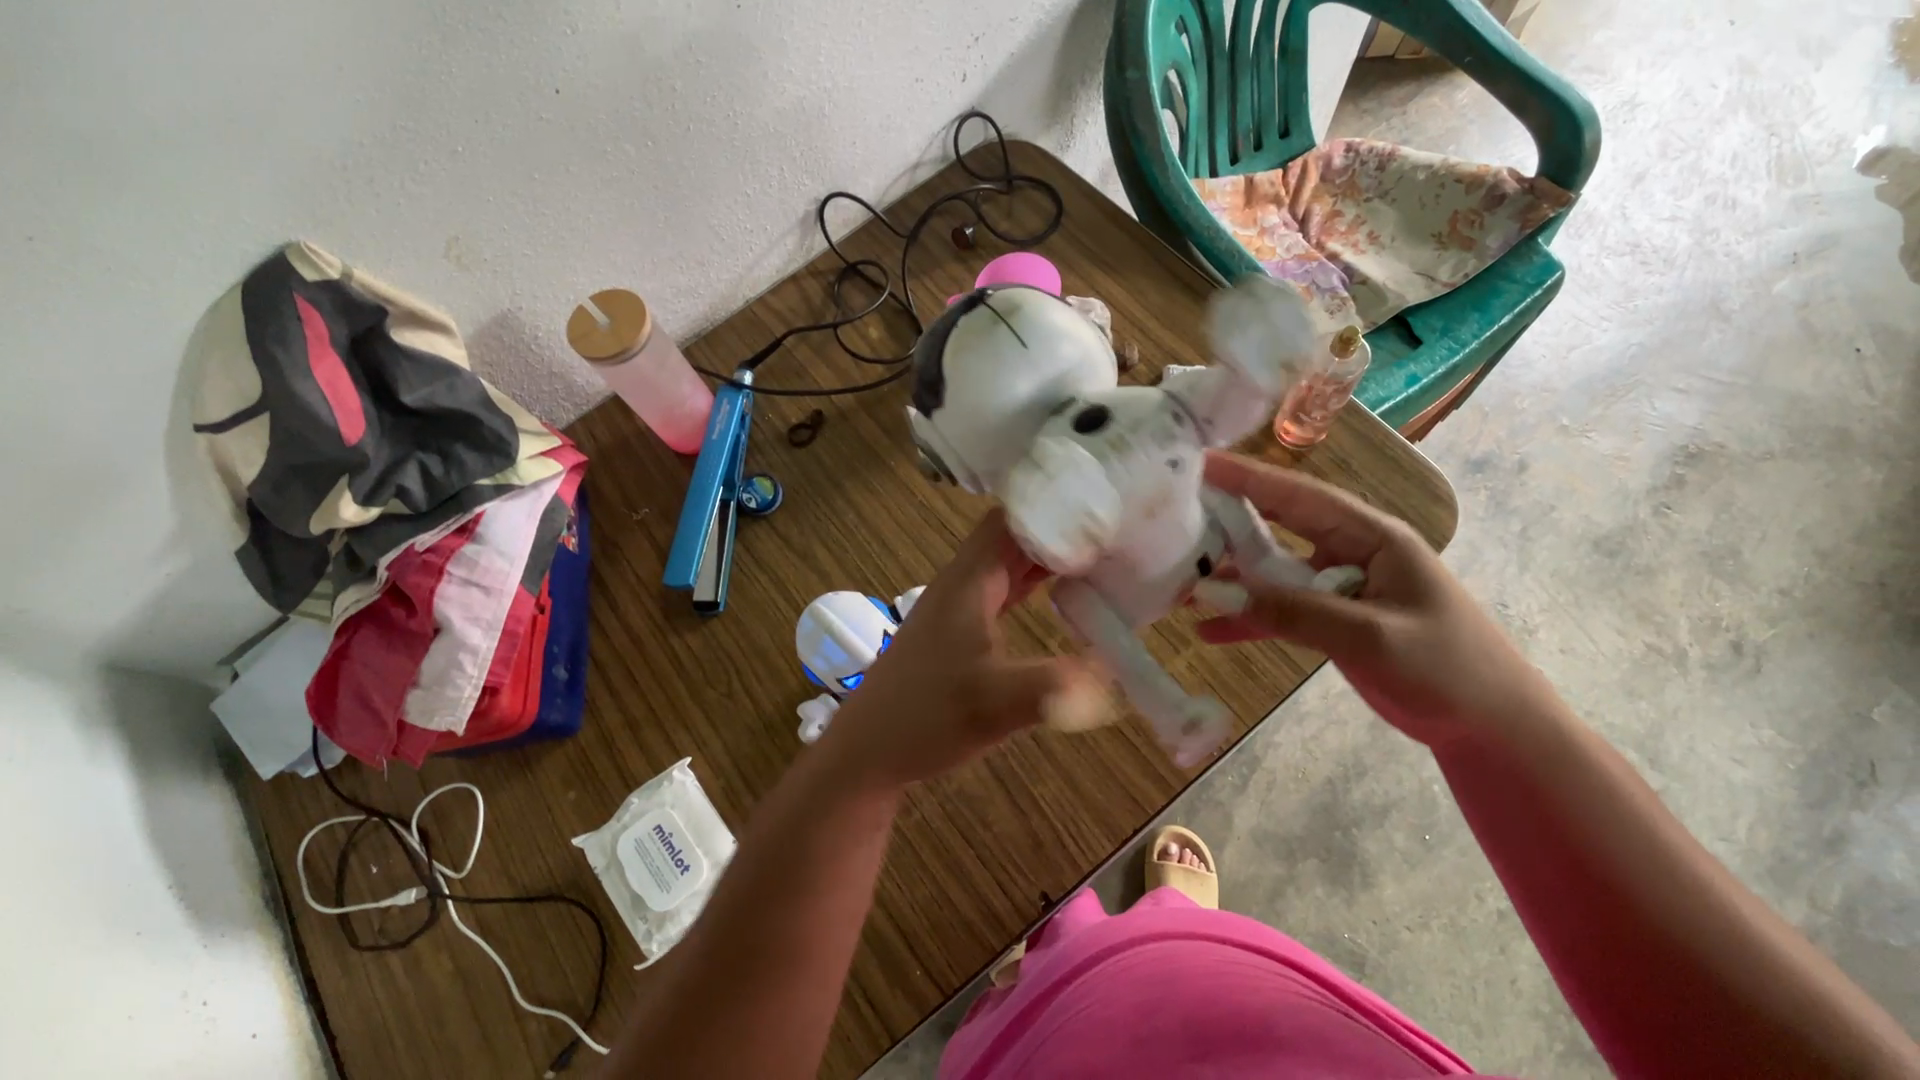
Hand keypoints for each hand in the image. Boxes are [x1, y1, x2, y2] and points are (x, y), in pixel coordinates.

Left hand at [820, 509, 1109, 786]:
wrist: (868, 752)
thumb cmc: (924, 719)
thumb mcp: (994, 704)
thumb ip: (1054, 687)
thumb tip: (1113, 674)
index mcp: (968, 582)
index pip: (1013, 520)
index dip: (1056, 510)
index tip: (1105, 512)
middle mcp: (962, 584)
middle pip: (1013, 536)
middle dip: (1061, 530)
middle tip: (1115, 531)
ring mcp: (957, 607)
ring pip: (1007, 563)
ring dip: (1049, 557)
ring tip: (1101, 556)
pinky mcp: (956, 632)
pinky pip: (1003, 591)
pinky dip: (1034, 586)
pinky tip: (1062, 598)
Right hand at [1193, 451, 1563, 747]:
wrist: (1491, 725)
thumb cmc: (1448, 669)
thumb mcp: (1372, 638)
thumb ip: (1296, 612)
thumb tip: (1217, 591)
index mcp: (1373, 536)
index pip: (1300, 497)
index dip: (1248, 479)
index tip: (1197, 464)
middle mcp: (1352, 552)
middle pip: (1279, 527)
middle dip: (1228, 523)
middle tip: (1171, 516)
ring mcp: (1341, 587)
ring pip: (1274, 571)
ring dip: (1232, 578)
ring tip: (1178, 580)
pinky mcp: (1334, 621)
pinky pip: (1282, 610)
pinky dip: (1249, 618)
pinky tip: (1209, 630)